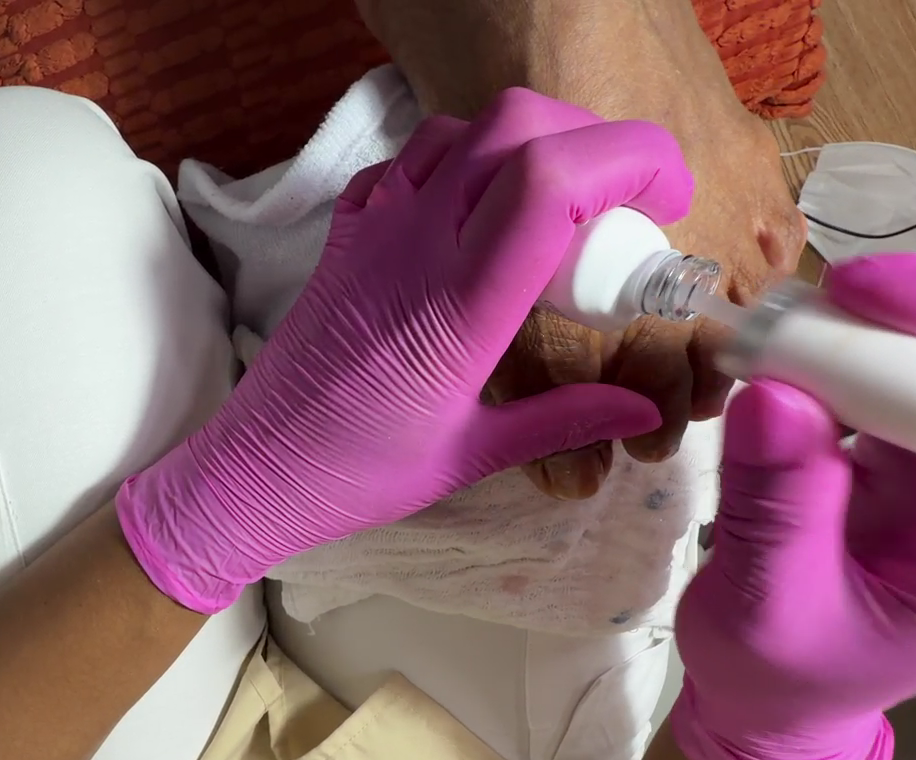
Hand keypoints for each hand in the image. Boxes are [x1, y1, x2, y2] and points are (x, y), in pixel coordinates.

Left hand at [117, 90, 689, 612]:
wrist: (253, 472)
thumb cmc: (353, 476)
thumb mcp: (467, 457)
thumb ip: (562, 421)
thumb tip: (639, 405)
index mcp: (456, 308)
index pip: (552, 177)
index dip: (633, 160)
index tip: (663, 206)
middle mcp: (410, 250)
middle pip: (512, 126)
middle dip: (588, 139)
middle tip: (614, 205)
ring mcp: (366, 238)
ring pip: (454, 134)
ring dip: (516, 145)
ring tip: (545, 206)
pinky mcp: (338, 244)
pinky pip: (398, 169)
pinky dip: (447, 167)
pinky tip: (460, 218)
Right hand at [672, 254, 915, 759]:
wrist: (777, 695)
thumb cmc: (776, 674)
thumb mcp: (762, 608)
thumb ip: (773, 510)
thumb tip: (770, 394)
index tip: (869, 294)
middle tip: (819, 315)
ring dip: (894, 333)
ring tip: (791, 345)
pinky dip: (865, 357)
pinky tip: (801, 372)